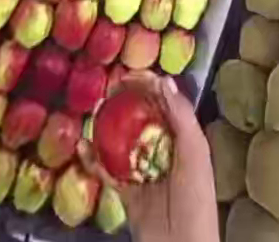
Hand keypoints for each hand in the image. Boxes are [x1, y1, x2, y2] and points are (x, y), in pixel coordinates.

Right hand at [84, 76, 218, 241]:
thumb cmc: (196, 203)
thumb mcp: (195, 156)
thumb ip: (182, 118)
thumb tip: (165, 80)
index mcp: (183, 138)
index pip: (163, 101)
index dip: (147, 84)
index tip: (125, 75)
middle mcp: (163, 150)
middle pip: (140, 116)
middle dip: (123, 100)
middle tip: (105, 90)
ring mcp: (144, 172)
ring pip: (121, 141)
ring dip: (105, 126)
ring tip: (92, 113)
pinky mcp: (128, 194)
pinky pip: (108, 172)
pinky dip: (94, 160)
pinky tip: (82, 147)